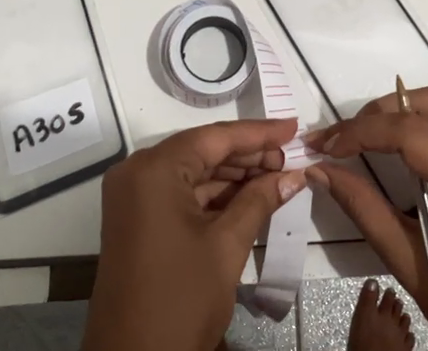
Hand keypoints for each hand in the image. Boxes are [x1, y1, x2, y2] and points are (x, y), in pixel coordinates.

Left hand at [83, 119, 307, 350]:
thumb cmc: (180, 299)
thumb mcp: (227, 246)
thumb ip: (259, 201)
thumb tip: (293, 174)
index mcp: (154, 170)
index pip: (214, 138)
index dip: (258, 133)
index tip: (294, 127)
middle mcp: (137, 173)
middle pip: (202, 152)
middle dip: (247, 155)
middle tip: (290, 157)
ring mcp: (133, 198)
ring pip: (192, 173)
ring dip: (233, 176)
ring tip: (277, 176)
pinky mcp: (136, 221)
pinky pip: (180, 194)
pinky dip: (214, 196)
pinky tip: (249, 197)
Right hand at [304, 85, 427, 350]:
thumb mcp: (409, 263)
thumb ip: (364, 209)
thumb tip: (320, 170)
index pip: (409, 134)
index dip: (360, 132)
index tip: (324, 146)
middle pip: (425, 109)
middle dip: (373, 118)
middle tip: (336, 142)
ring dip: (402, 107)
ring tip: (370, 132)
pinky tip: (419, 122)